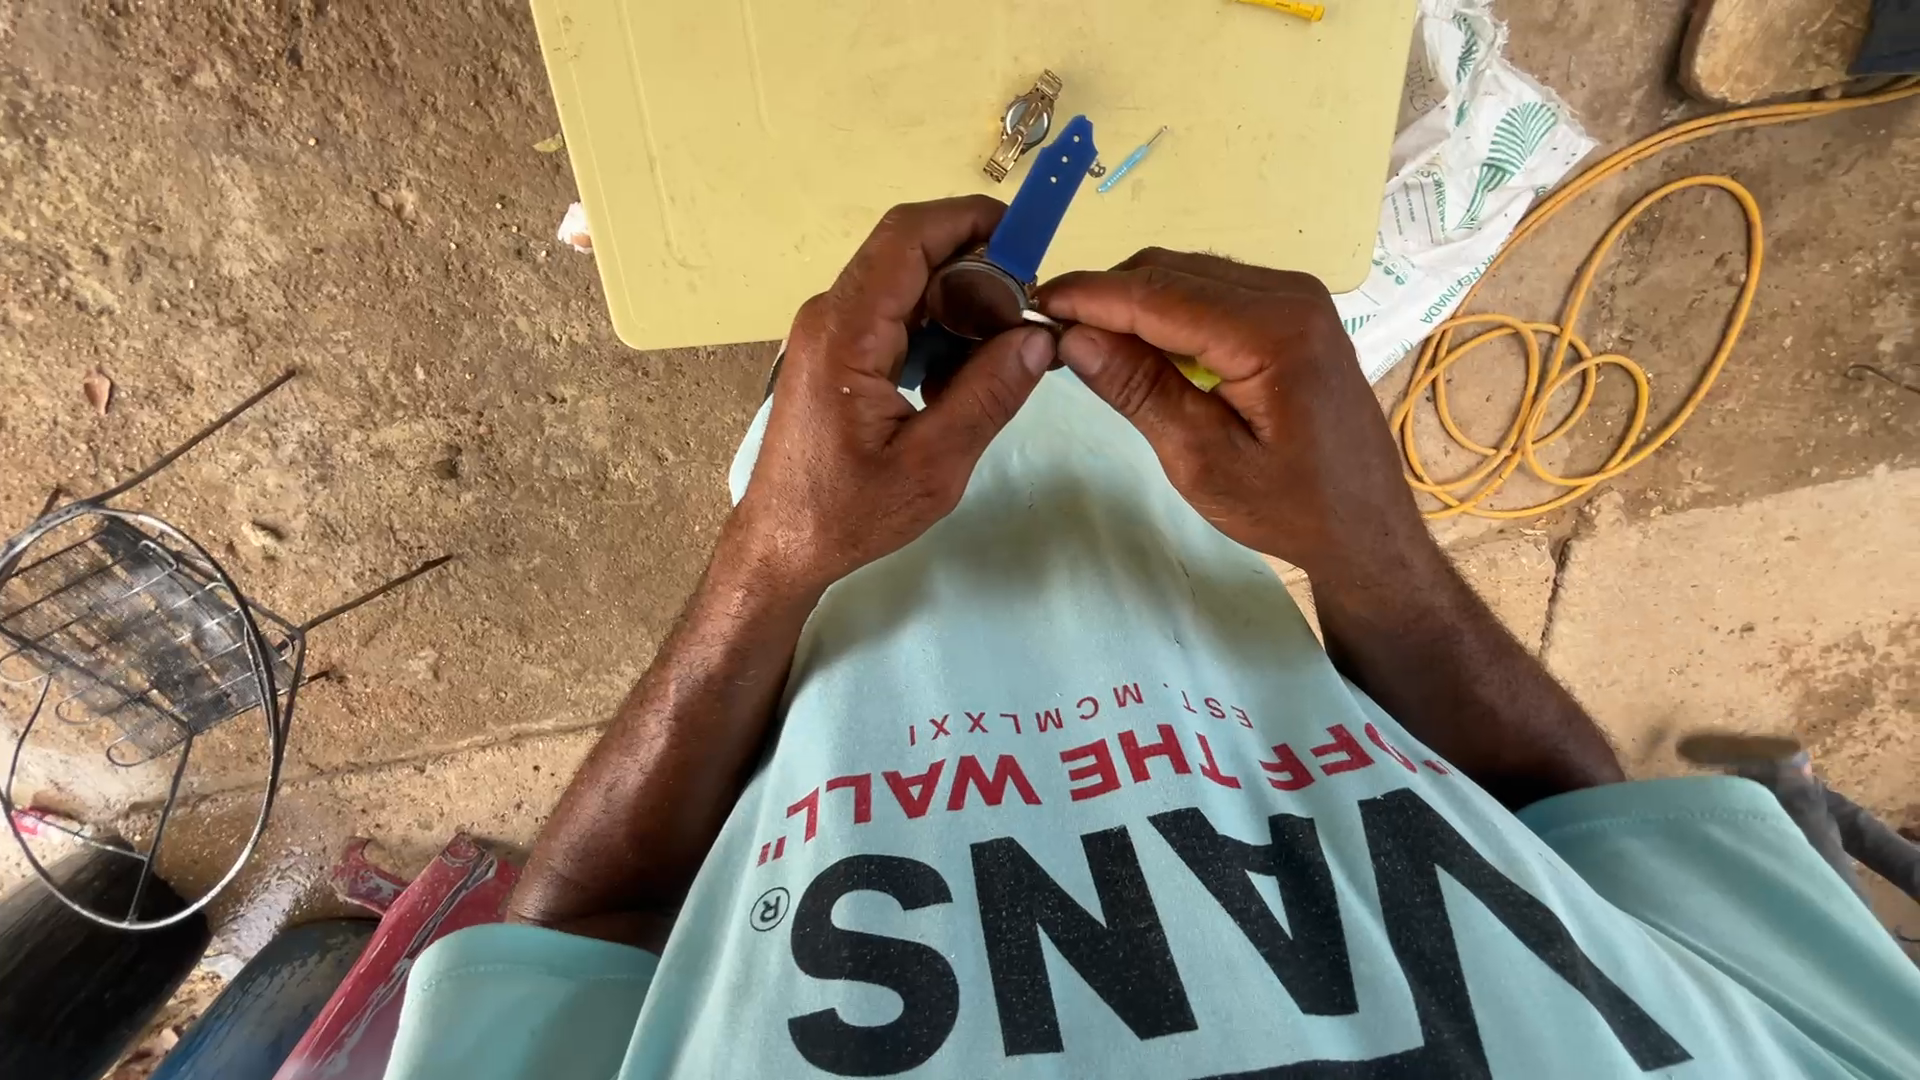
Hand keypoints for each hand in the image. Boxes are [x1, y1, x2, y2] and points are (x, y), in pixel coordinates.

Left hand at [738, 197, 1056, 590]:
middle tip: (1024, 313)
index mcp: (847, 332)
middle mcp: (831, 317)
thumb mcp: (932, 464)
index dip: (970, 220)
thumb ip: (988, 396)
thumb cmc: (848, 513)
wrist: (782, 544)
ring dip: (957, 305)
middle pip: (909, 256)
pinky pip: (893, 320)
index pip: (909, 237)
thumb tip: (1039, 338)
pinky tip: (959, 377)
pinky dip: (934, 333)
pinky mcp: (835, 356)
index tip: (1026, 237)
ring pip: (904, 288)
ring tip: (1001, 349)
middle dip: (974, 269)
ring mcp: (829, 335)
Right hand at [1038, 250, 1432, 585]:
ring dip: (1131, 302)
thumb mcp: (1202, 460)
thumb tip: (1074, 338)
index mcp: (1272, 331)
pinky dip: (1163, 311)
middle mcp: (1288, 294)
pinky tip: (1139, 346)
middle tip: (1053, 333)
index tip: (1033, 305)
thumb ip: (1140, 391)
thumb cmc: (1288, 506)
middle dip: (1105, 296)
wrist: (1363, 524)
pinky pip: (1210, 292)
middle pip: (1170, 271)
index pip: (1156, 295)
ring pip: (1187, 275)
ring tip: (1086, 342)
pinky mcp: (1291, 313)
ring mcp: (1294, 298)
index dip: (1089, 297)